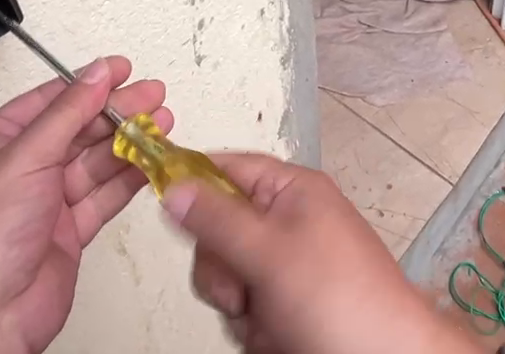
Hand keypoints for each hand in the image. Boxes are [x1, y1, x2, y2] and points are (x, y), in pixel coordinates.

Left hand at [0, 57, 170, 353]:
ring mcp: (46, 203)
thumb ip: (67, 114)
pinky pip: (105, 196)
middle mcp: (21, 170)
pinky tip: (152, 162)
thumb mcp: (24, 159)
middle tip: (154, 95)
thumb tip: (96, 73)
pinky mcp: (69, 232)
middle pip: (78, 129)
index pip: (49, 101)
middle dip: (117, 111)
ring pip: (96, 162)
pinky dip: (129, 178)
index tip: (122, 69)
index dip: (87, 82)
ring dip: (130, 142)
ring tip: (165, 123)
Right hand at [163, 153, 481, 353]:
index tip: (163, 199)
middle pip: (218, 228)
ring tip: (271, 319)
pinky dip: (252, 328)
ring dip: (237, 304)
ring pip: (225, 274)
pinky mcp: (284, 305)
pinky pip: (242, 308)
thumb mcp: (270, 251)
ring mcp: (284, 266)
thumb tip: (175, 186)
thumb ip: (217, 219)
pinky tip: (278, 338)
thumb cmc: (341, 298)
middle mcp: (286, 222)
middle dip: (222, 267)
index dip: (195, 180)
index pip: (229, 168)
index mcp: (291, 191)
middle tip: (242, 286)